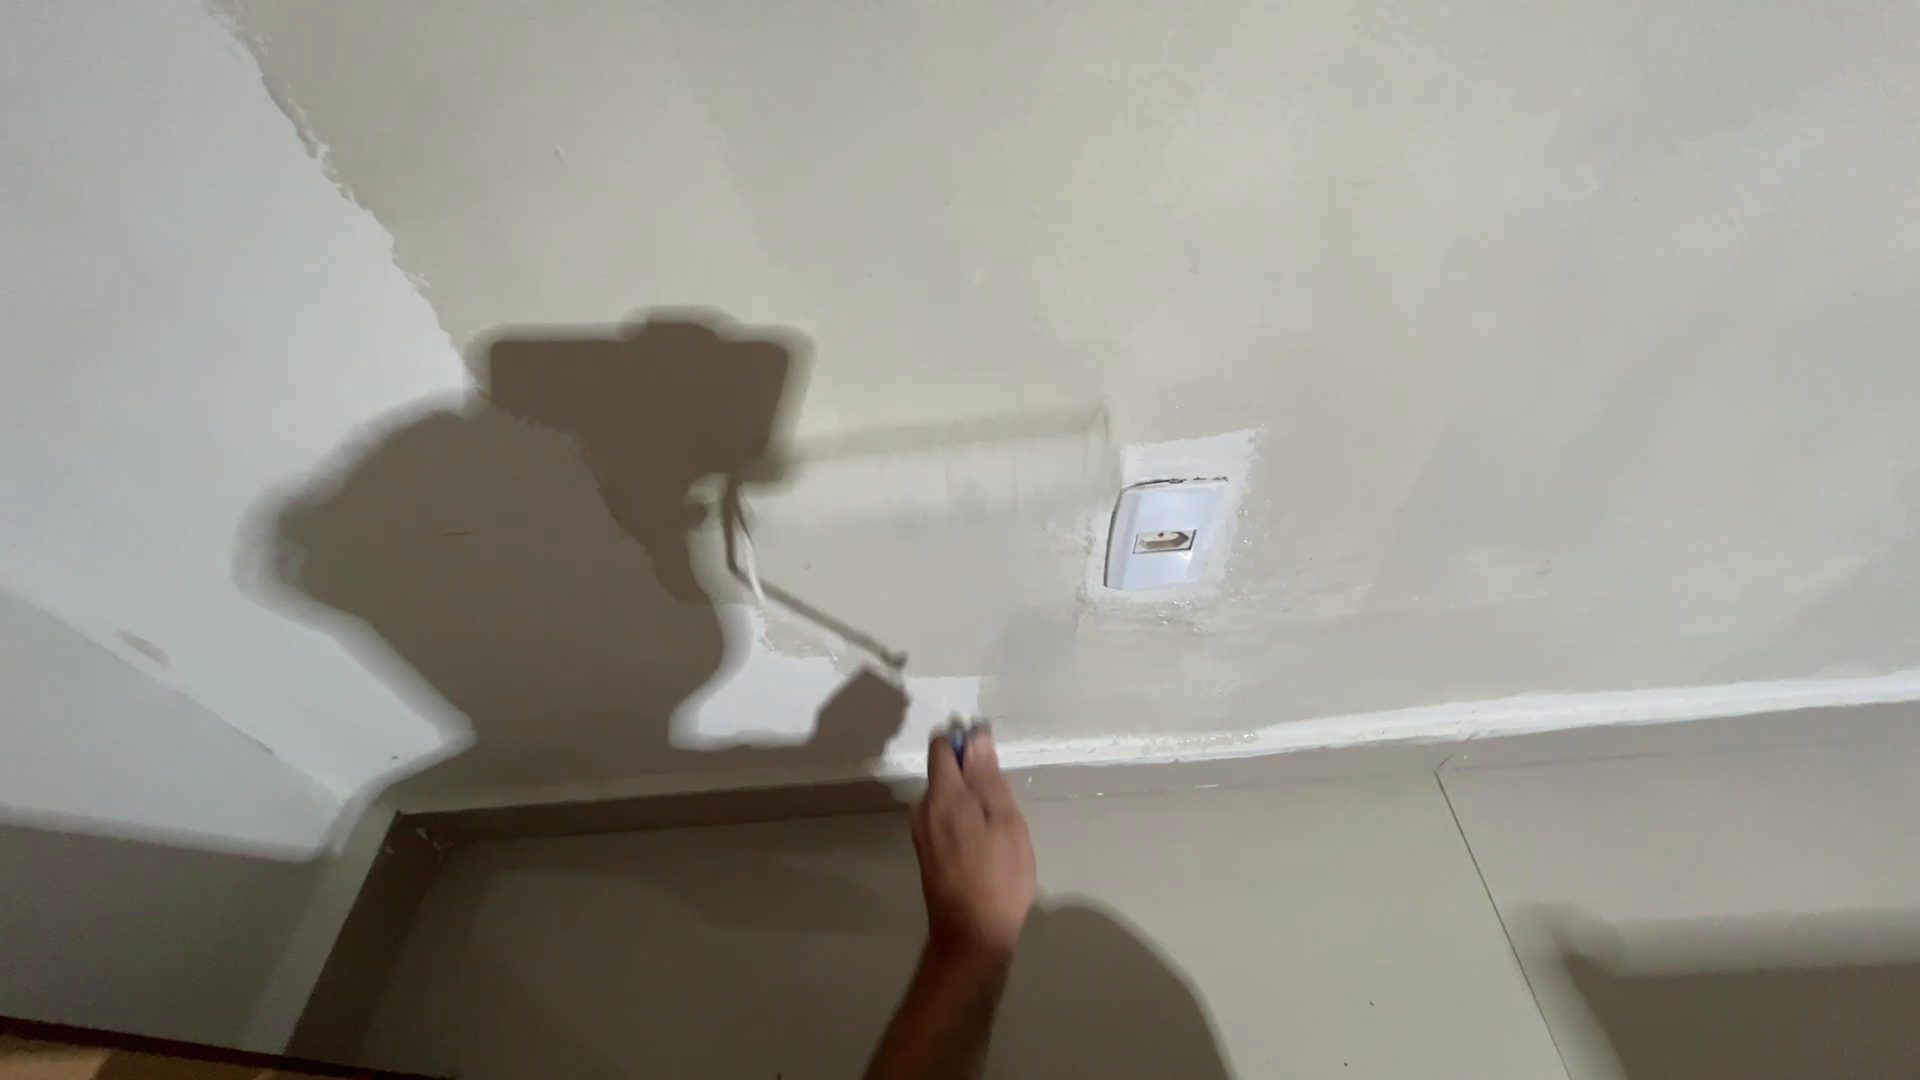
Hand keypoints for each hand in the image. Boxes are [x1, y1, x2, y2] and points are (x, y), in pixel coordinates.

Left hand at [911, 725, 1036, 956]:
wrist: (971, 937)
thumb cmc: (998, 877)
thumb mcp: (1005, 821)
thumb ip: (988, 776)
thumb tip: (976, 736)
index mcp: (943, 796)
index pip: (942, 746)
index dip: (965, 740)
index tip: (990, 755)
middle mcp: (923, 808)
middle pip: (944, 771)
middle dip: (972, 774)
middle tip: (1004, 802)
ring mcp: (921, 832)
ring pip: (945, 796)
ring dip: (969, 799)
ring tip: (998, 828)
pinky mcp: (925, 851)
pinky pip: (943, 817)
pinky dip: (962, 818)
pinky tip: (983, 845)